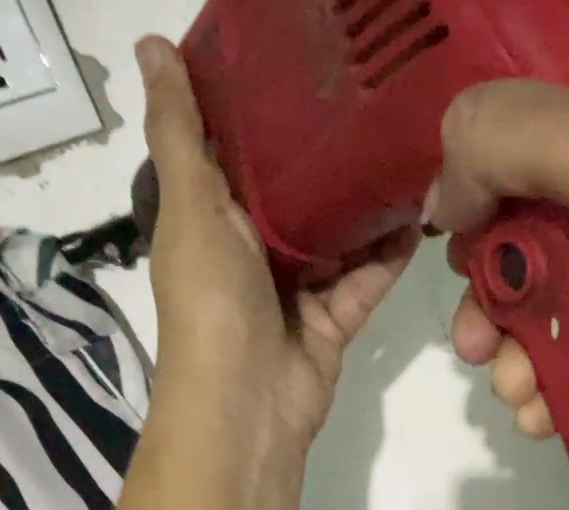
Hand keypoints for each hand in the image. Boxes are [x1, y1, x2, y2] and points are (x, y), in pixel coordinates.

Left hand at [138, 36, 417, 453]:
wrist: (245, 404)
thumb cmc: (209, 300)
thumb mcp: (190, 205)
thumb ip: (178, 132)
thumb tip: (149, 46)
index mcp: (209, 221)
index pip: (232, 154)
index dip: (257, 110)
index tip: (300, 63)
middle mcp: (252, 253)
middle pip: (294, 196)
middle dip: (326, 157)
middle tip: (372, 102)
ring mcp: (296, 290)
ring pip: (338, 237)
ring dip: (367, 204)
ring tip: (407, 150)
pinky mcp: (334, 321)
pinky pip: (366, 280)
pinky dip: (388, 255)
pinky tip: (418, 215)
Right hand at [428, 63, 568, 446]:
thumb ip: (500, 140)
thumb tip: (442, 192)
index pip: (527, 153)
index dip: (482, 207)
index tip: (459, 258)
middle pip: (534, 247)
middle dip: (494, 303)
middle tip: (473, 348)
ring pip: (559, 317)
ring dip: (521, 361)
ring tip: (520, 398)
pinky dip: (560, 391)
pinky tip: (544, 418)